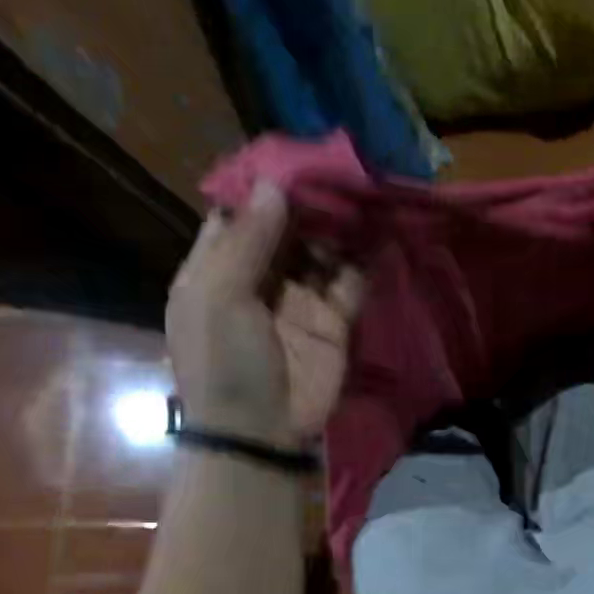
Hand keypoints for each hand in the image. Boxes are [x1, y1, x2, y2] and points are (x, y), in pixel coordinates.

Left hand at [166, 180, 362, 447]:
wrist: (262, 431)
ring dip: (338, 228)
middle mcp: (260, 279)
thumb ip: (248, 241)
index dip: (264, 189)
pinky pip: (350, 285)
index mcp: (217, 269)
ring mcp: (300, 301)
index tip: (295, 161)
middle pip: (286, 230)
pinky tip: (377, 235)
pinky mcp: (334, 324)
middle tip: (340, 175)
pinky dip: (362, 262)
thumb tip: (273, 185)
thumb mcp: (220, 295)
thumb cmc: (225, 361)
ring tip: (363, 197)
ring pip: (321, 253)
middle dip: (310, 205)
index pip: (240, 216)